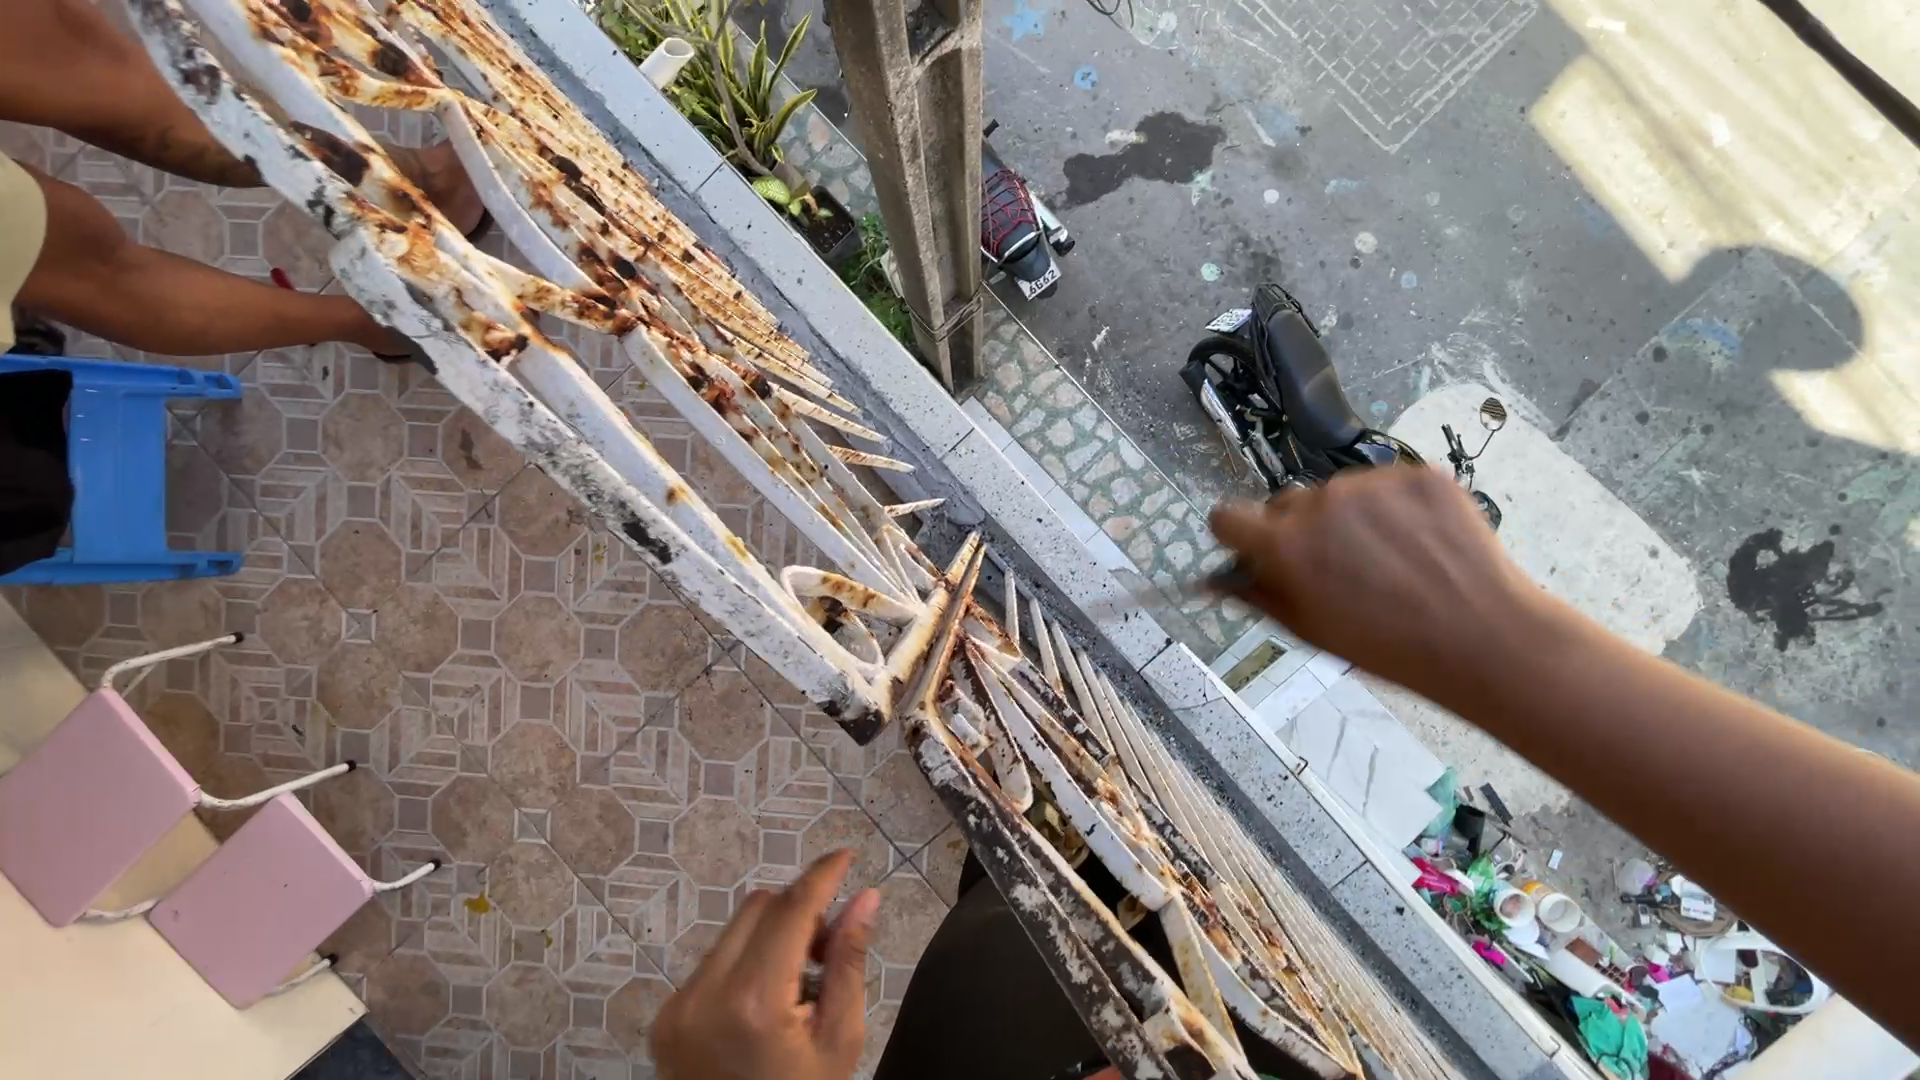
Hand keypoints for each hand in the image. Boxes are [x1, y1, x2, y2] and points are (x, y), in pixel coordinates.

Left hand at [651, 850, 879, 1079]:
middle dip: (800, 910)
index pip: (792, 909)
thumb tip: (865, 895)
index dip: (822, 875)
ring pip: (735, 928)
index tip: (847, 855)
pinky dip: (747, 959)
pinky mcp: (666, 1018)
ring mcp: (679, 1005)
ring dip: (773, 932)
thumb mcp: (840, 1039)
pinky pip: (714, 959)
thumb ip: (849, 960)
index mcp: (754, 1001)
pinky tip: (766, 1002)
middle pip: (761, 906)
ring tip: (798, 982)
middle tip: (827, 951)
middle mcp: (706, 992)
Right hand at [1208, 466, 1543, 701]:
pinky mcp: (1418, 474)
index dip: (1238, 536)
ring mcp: (1372, 483)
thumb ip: (1255, 594)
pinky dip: (1393, 508)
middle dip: (1297, 530)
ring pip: (1337, 493)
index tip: (1257, 552)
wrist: (1485, 637)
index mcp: (1284, 544)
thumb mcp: (1308, 629)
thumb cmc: (1386, 646)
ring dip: (1347, 518)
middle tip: (1334, 565)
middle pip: (1285, 504)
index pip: (1226, 517)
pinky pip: (1386, 485)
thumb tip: (1214, 579)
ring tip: (1386, 558)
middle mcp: (1319, 501)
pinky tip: (1417, 542)